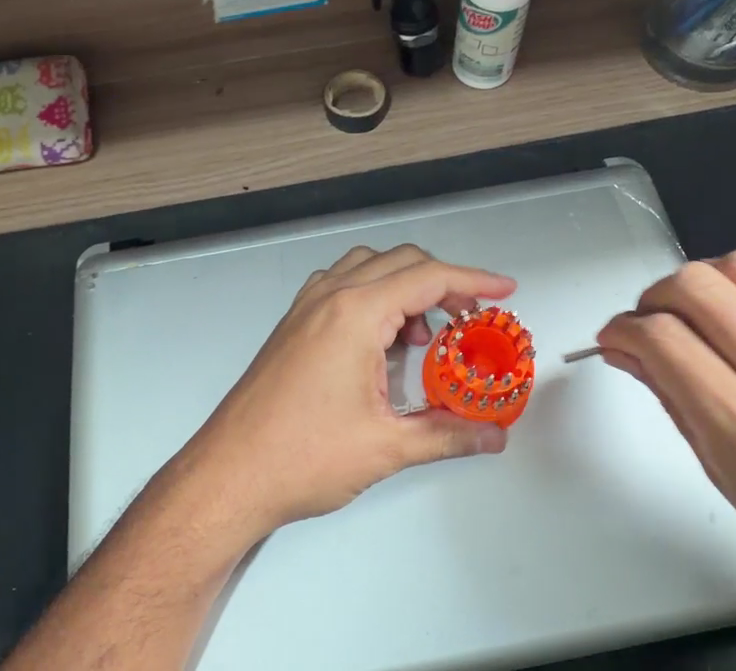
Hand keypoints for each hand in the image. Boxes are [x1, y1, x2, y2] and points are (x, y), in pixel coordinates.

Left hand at [173, 245, 513, 540]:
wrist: (229, 474)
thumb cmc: (303, 456)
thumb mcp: (387, 447)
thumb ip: (448, 434)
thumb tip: (494, 434)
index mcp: (355, 312)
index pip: (428, 277)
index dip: (474, 280)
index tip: (505, 289)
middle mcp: (330, 296)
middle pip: (400, 262)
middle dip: (444, 283)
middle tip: (473, 319)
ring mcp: (306, 307)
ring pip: (368, 268)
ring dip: (405, 287)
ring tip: (424, 337)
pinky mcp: (293, 324)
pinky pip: (342, 286)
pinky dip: (373, 296)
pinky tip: (381, 342)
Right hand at [597, 251, 735, 670]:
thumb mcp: (733, 485)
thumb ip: (677, 406)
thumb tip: (632, 353)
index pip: (660, 341)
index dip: (621, 330)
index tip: (616, 338)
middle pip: (695, 287)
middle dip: (654, 296)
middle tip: (654, 321)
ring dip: (705, 277)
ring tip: (704, 306)